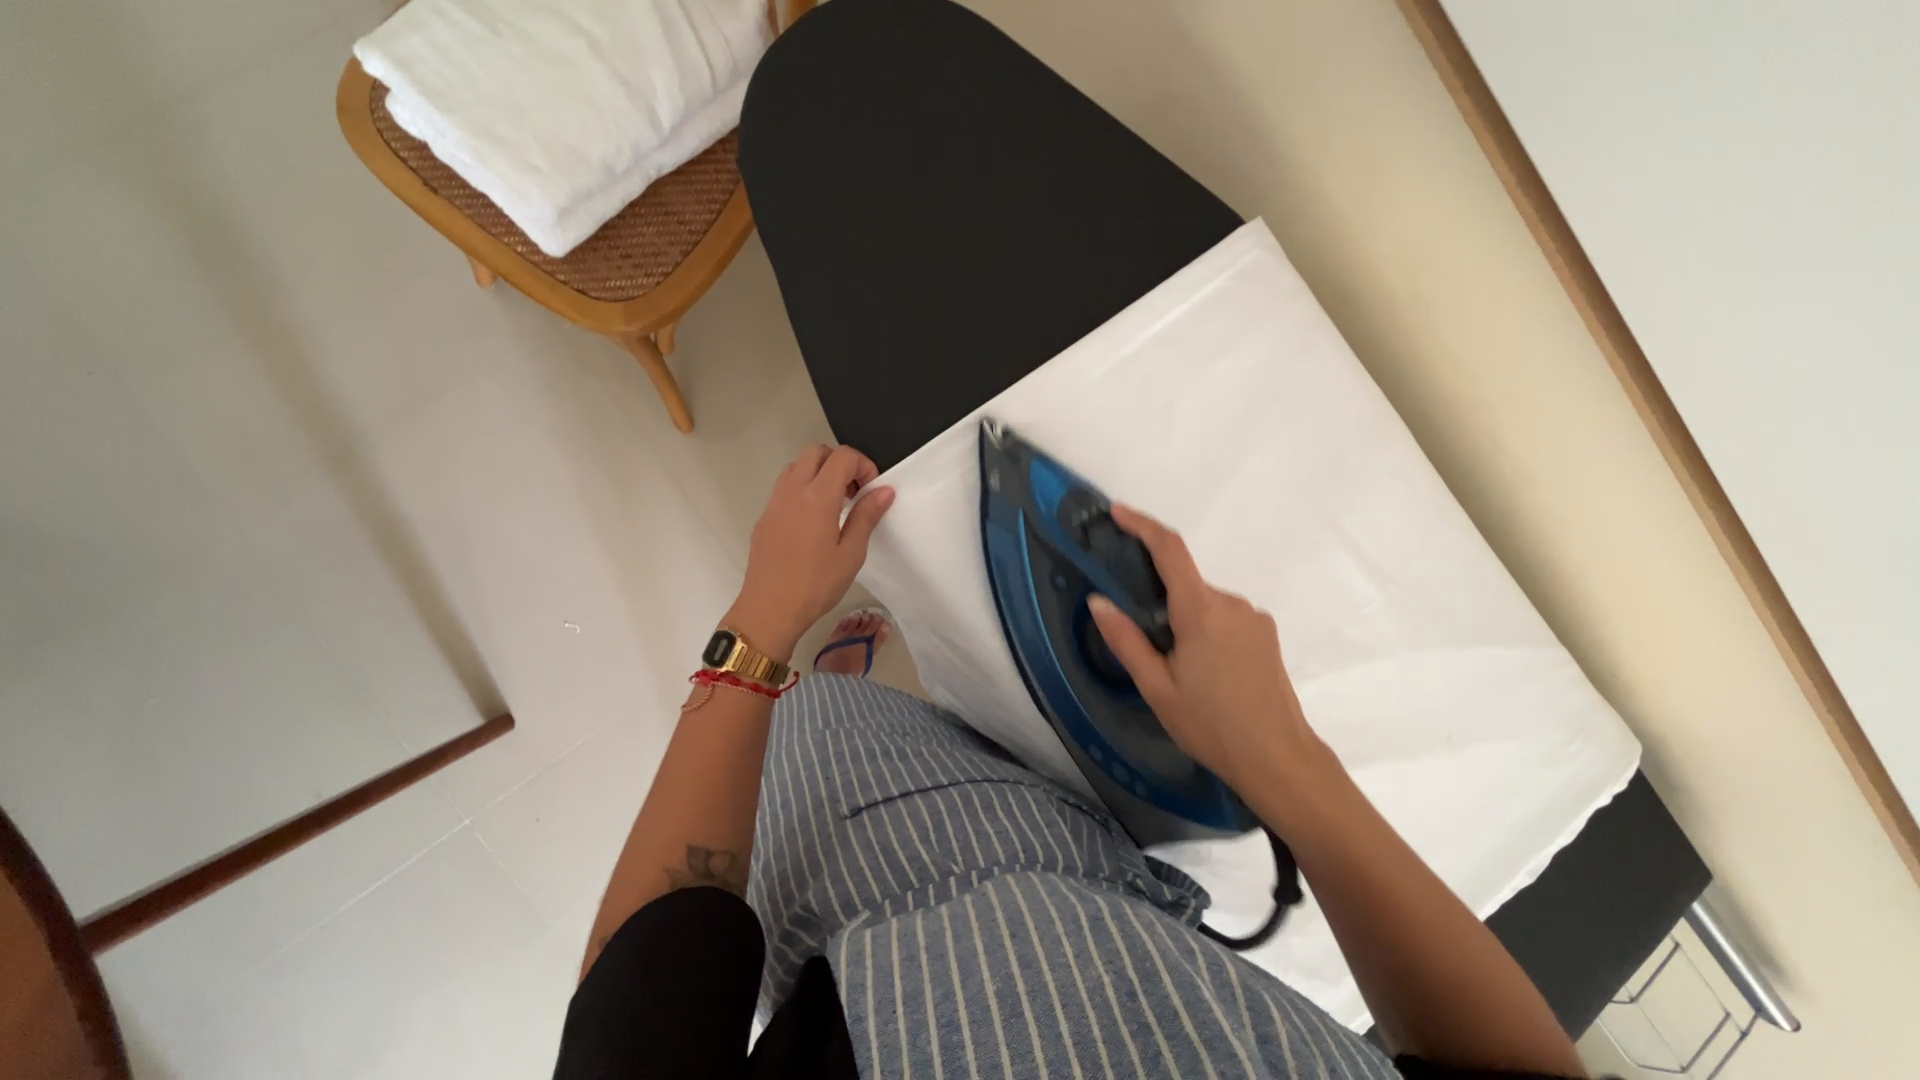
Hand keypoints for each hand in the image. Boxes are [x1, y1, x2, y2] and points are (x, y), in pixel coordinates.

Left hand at [725, 444, 894, 660]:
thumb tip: (884, 490)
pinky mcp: (764, 518)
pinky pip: (784, 488)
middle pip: (816, 452)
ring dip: (818, 474)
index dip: (863, 465)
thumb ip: (867, 516)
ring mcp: (774, 503)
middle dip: (839, 463)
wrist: (769, 609)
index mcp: (818, 497)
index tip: (871, 491)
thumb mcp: (851, 553)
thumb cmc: (816, 584)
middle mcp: (792, 491)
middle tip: (854, 493)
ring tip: (834, 505)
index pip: (842, 456)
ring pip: (796, 467)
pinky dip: (802, 490)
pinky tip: (812, 523)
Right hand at [1087, 504, 1329, 796]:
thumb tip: (1099, 601)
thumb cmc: (1210, 725)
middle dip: (1159, 601)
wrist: (1278, 758)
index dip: (1142, 525)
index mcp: (1201, 611)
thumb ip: (1126, 640)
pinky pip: (1224, 618)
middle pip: (1185, 583)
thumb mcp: (1156, 688)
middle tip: (1143, 644)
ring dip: (1184, 622)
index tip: (1117, 512)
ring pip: (1204, 604)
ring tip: (1178, 672)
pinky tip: (1204, 674)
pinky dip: (1205, 631)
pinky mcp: (1265, 634)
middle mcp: (1232, 603)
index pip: (1170, 550)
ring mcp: (1254, 618)